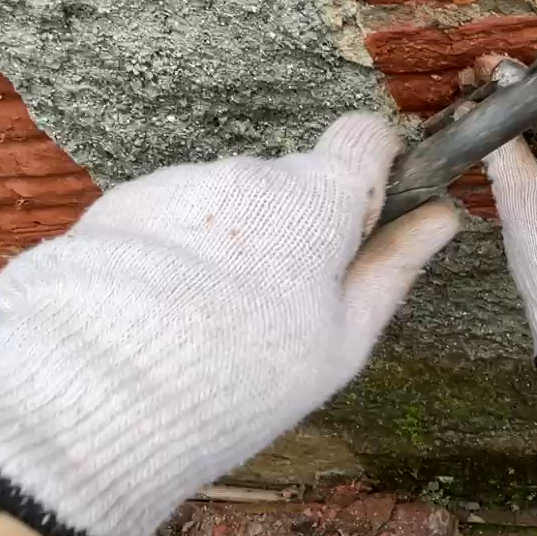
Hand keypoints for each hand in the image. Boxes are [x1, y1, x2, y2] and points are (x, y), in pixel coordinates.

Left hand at [0, 115, 456, 535]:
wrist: (93, 401)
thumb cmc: (248, 374)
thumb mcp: (343, 338)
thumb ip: (394, 267)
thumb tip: (442, 217)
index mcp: (314, 197)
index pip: (363, 135)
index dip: (373, 170)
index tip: (358, 224)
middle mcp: (249, 171)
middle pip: (295, 181)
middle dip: (300, 224)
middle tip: (278, 303)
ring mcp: (180, 182)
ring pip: (233, 201)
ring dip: (237, 238)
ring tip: (205, 315)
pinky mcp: (120, 203)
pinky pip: (176, 213)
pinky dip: (181, 246)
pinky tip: (158, 307)